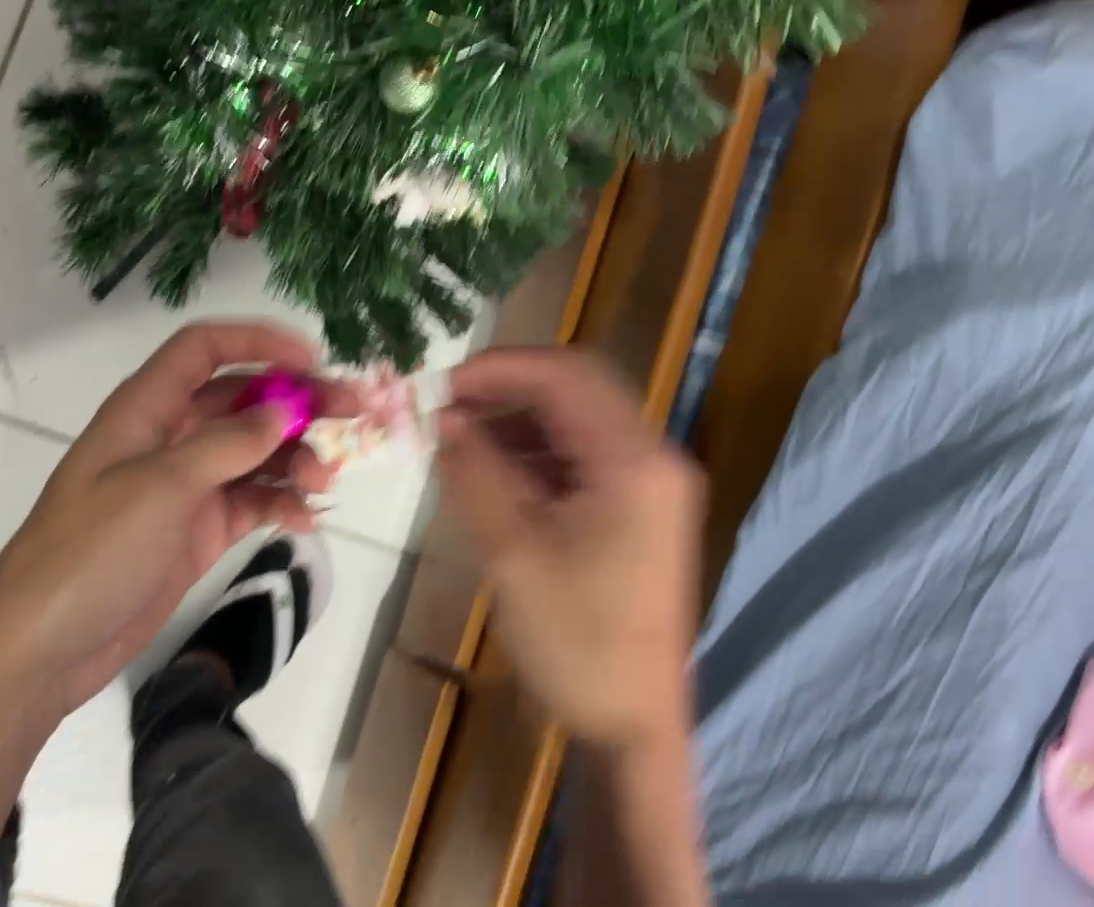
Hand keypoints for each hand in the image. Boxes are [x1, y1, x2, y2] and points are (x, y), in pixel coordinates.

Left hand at [0, 322, 351, 722]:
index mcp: (147, 410)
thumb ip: (227, 445)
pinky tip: (307, 519)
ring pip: (256, 453)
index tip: (312, 358)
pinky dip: (282, 503)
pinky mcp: (200, 530)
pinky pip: (253, 501)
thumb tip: (285, 411)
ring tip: (325, 481)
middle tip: (352, 415)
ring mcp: (187, 487)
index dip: (257, 343)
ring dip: (295, 459)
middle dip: (297, 404)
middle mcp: (171, 439)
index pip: (203, 351)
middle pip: (243, 401)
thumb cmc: (90, 552)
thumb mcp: (159, 488)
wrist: (44, 649)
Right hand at [436, 349, 704, 751]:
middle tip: (446, 405)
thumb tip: (442, 420)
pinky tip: (495, 470)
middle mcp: (654, 457)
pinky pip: (585, 456)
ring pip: (580, 419)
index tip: (438, 386)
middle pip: (578, 386)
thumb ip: (475, 474)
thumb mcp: (512, 554)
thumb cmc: (576, 644)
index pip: (564, 376)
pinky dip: (538, 452)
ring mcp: (653, 483)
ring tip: (460, 438)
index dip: (497, 369)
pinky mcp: (641, 508)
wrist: (636, 724)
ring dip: (520, 419)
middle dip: (507, 387)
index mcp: (634, 462)